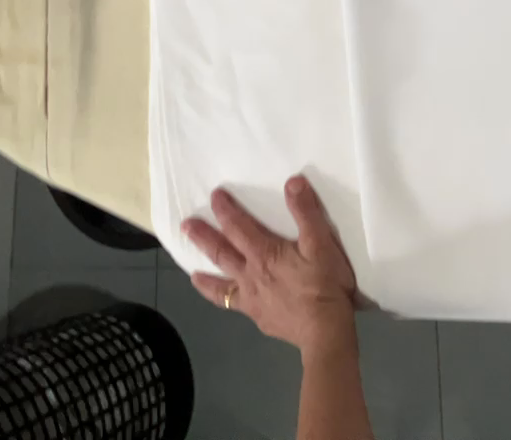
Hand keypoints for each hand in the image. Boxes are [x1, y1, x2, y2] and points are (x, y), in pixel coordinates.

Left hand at [183, 176, 358, 356]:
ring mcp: (251, 298)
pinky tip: (220, 297)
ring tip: (191, 269)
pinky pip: (231, 304)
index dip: (226, 210)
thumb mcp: (321, 241)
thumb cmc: (324, 281)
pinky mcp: (257, 316)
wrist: (324, 327)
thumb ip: (306, 211)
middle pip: (222, 252)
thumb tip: (292, 182)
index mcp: (265, 253)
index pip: (239, 226)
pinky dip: (221, 298)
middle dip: (203, 236)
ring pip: (221, 282)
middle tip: (186, 225)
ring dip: (204, 273)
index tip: (214, 196)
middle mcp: (251, 274)